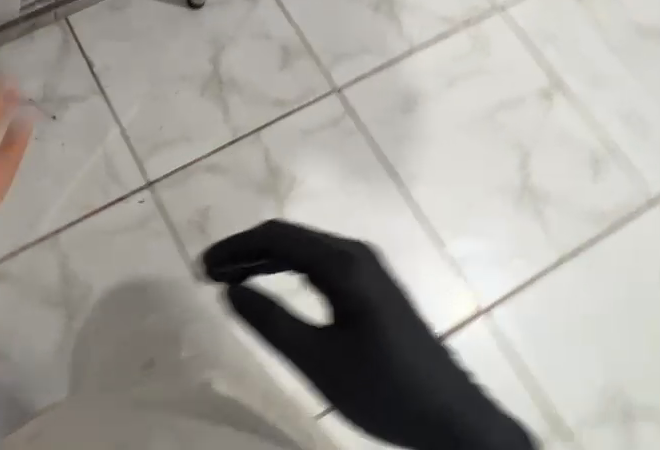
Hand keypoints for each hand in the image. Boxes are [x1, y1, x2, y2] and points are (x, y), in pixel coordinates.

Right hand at [204, 220, 535, 449]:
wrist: (457, 421)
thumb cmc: (386, 391)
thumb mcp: (318, 362)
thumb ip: (270, 322)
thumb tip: (228, 290)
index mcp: (343, 263)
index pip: (275, 237)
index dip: (234, 247)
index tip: (201, 267)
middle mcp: (354, 253)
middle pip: (287, 238)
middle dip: (245, 251)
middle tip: (208, 274)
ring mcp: (366, 268)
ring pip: (302, 251)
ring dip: (263, 261)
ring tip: (229, 279)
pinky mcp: (372, 287)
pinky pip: (318, 265)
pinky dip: (286, 271)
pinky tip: (270, 288)